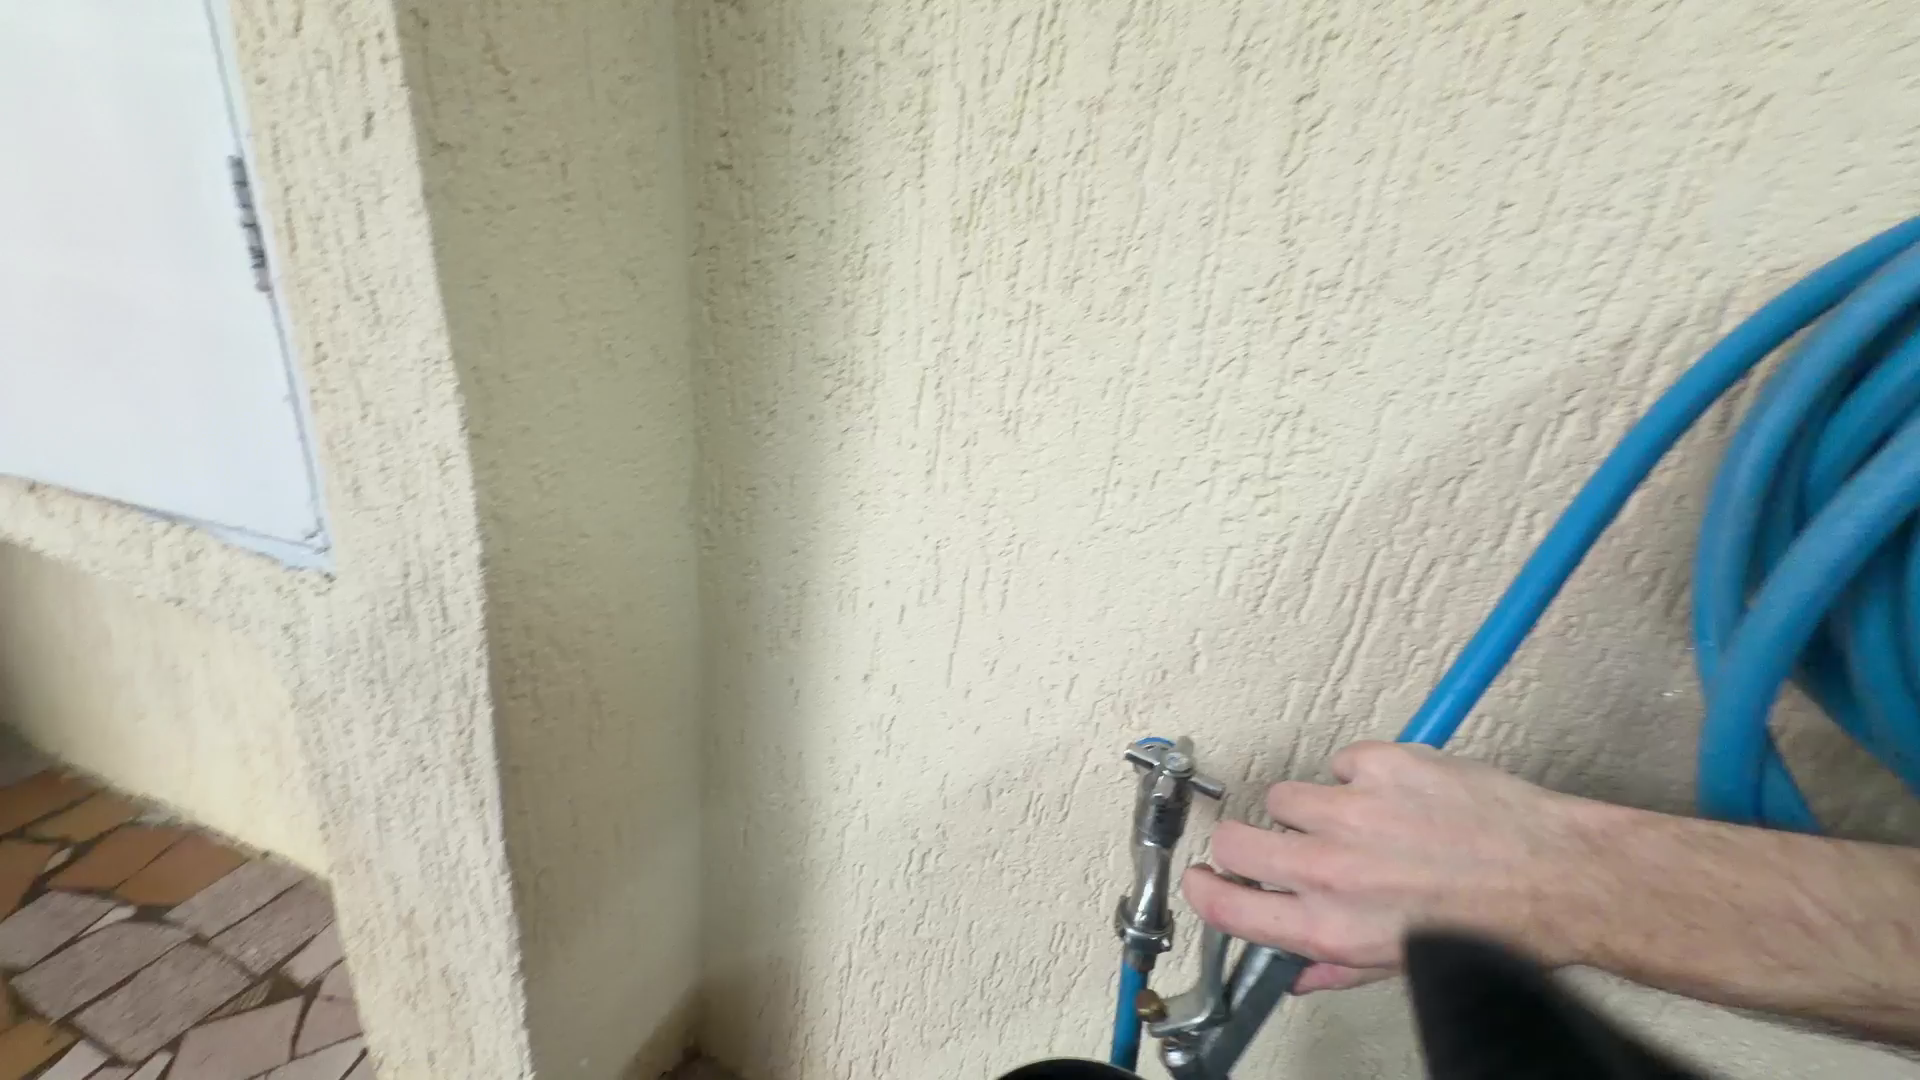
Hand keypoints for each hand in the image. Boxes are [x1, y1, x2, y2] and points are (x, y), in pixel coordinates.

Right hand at [1182, 741, 1617, 993]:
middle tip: (1276, 841)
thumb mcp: (1404, 965)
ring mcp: (1351, 810)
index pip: (1225, 904)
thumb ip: (1334, 964)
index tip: (1204, 876)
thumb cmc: (1492, 928)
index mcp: (1332, 925)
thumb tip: (1292, 966)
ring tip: (1362, 820)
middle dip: (1241, 839)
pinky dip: (1362, 776)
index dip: (1202, 887)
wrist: (1558, 875)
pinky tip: (1399, 796)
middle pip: (1232, 837)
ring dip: (1314, 808)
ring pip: (1285, 796)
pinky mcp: (1378, 764)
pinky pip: (1341, 762)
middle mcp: (1331, 869)